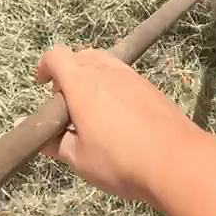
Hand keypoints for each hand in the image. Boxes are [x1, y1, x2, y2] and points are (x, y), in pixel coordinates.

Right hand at [33, 45, 212, 204]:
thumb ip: (57, 144)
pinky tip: (117, 113)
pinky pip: (121, 73)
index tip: (41, 84)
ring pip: (102, 61)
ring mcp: (128, 74)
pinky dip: (111, 84)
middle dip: (67, 72)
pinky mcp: (147, 85)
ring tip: (91, 106)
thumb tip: (41, 138)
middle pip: (79, 55)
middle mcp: (103, 69)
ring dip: (90, 75)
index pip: (56, 56)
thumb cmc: (119, 159)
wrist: (174, 158)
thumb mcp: (80, 159)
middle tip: (66, 101)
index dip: (45, 66)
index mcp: (81, 82)